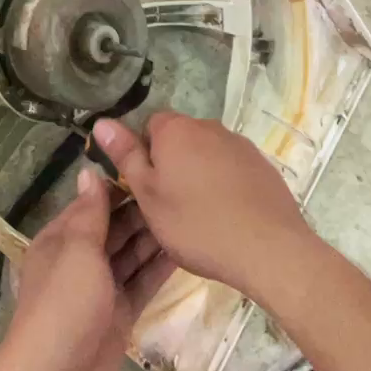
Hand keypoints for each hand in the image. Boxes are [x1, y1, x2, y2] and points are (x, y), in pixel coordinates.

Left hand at [0, 168, 173, 370]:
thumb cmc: (64, 305)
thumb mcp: (76, 250)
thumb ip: (89, 213)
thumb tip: (89, 171)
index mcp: (60, 238)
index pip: (92, 204)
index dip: (119, 187)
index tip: (153, 167)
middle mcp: (79, 259)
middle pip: (113, 228)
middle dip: (141, 212)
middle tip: (181, 190)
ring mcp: (100, 289)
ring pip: (130, 255)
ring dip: (153, 237)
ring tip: (189, 214)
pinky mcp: (119, 315)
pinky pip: (141, 283)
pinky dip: (158, 268)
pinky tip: (184, 251)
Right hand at [92, 112, 316, 300]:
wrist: (268, 249)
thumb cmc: (196, 224)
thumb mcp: (149, 196)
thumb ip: (125, 156)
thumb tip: (101, 121)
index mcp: (176, 130)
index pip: (149, 126)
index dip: (143, 155)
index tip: (146, 187)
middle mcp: (208, 127)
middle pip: (179, 139)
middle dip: (172, 163)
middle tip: (169, 205)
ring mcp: (239, 145)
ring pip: (207, 153)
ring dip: (200, 173)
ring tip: (201, 215)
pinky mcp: (263, 165)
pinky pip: (233, 168)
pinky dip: (226, 184)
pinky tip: (229, 215)